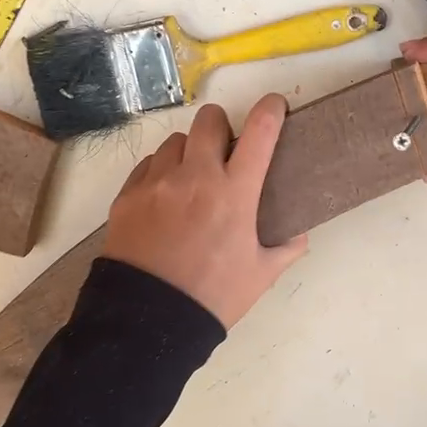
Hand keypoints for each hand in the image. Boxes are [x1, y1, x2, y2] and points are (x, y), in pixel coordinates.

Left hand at [102, 97, 307, 328]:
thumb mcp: (260, 275)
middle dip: (222, 126)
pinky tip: (165, 198)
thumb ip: (285, 248)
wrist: (148, 321)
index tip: (274, 106)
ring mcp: (157, 183)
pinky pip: (148, 166)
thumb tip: (299, 234)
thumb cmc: (213, 297)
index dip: (271, 110)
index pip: (260, 132)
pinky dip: (161, 172)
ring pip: (176, 142)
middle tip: (226, 149)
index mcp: (235, 192)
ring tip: (191, 178)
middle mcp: (196, 177)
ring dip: (189, 152)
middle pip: (210, 120)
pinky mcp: (127, 196)